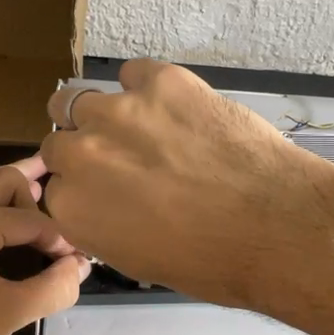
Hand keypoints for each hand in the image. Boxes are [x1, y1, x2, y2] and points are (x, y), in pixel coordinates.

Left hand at [0, 157, 90, 334]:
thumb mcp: (7, 317)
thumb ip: (53, 287)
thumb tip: (81, 267)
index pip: (30, 217)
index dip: (60, 238)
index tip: (78, 262)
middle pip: (1, 181)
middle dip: (35, 194)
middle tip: (66, 215)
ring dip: (11, 202)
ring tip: (42, 222)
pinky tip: (5, 241)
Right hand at [40, 60, 333, 310]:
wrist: (277, 224)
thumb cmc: (213, 262)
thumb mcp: (141, 260)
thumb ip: (104, 225)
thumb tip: (106, 204)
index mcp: (73, 208)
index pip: (56, 189)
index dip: (82, 189)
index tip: (106, 192)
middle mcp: (81, 155)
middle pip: (60, 143)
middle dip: (85, 153)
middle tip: (123, 162)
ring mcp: (118, 112)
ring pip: (80, 100)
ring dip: (102, 115)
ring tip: (139, 127)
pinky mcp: (160, 80)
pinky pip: (133, 72)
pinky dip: (145, 86)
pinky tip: (172, 105)